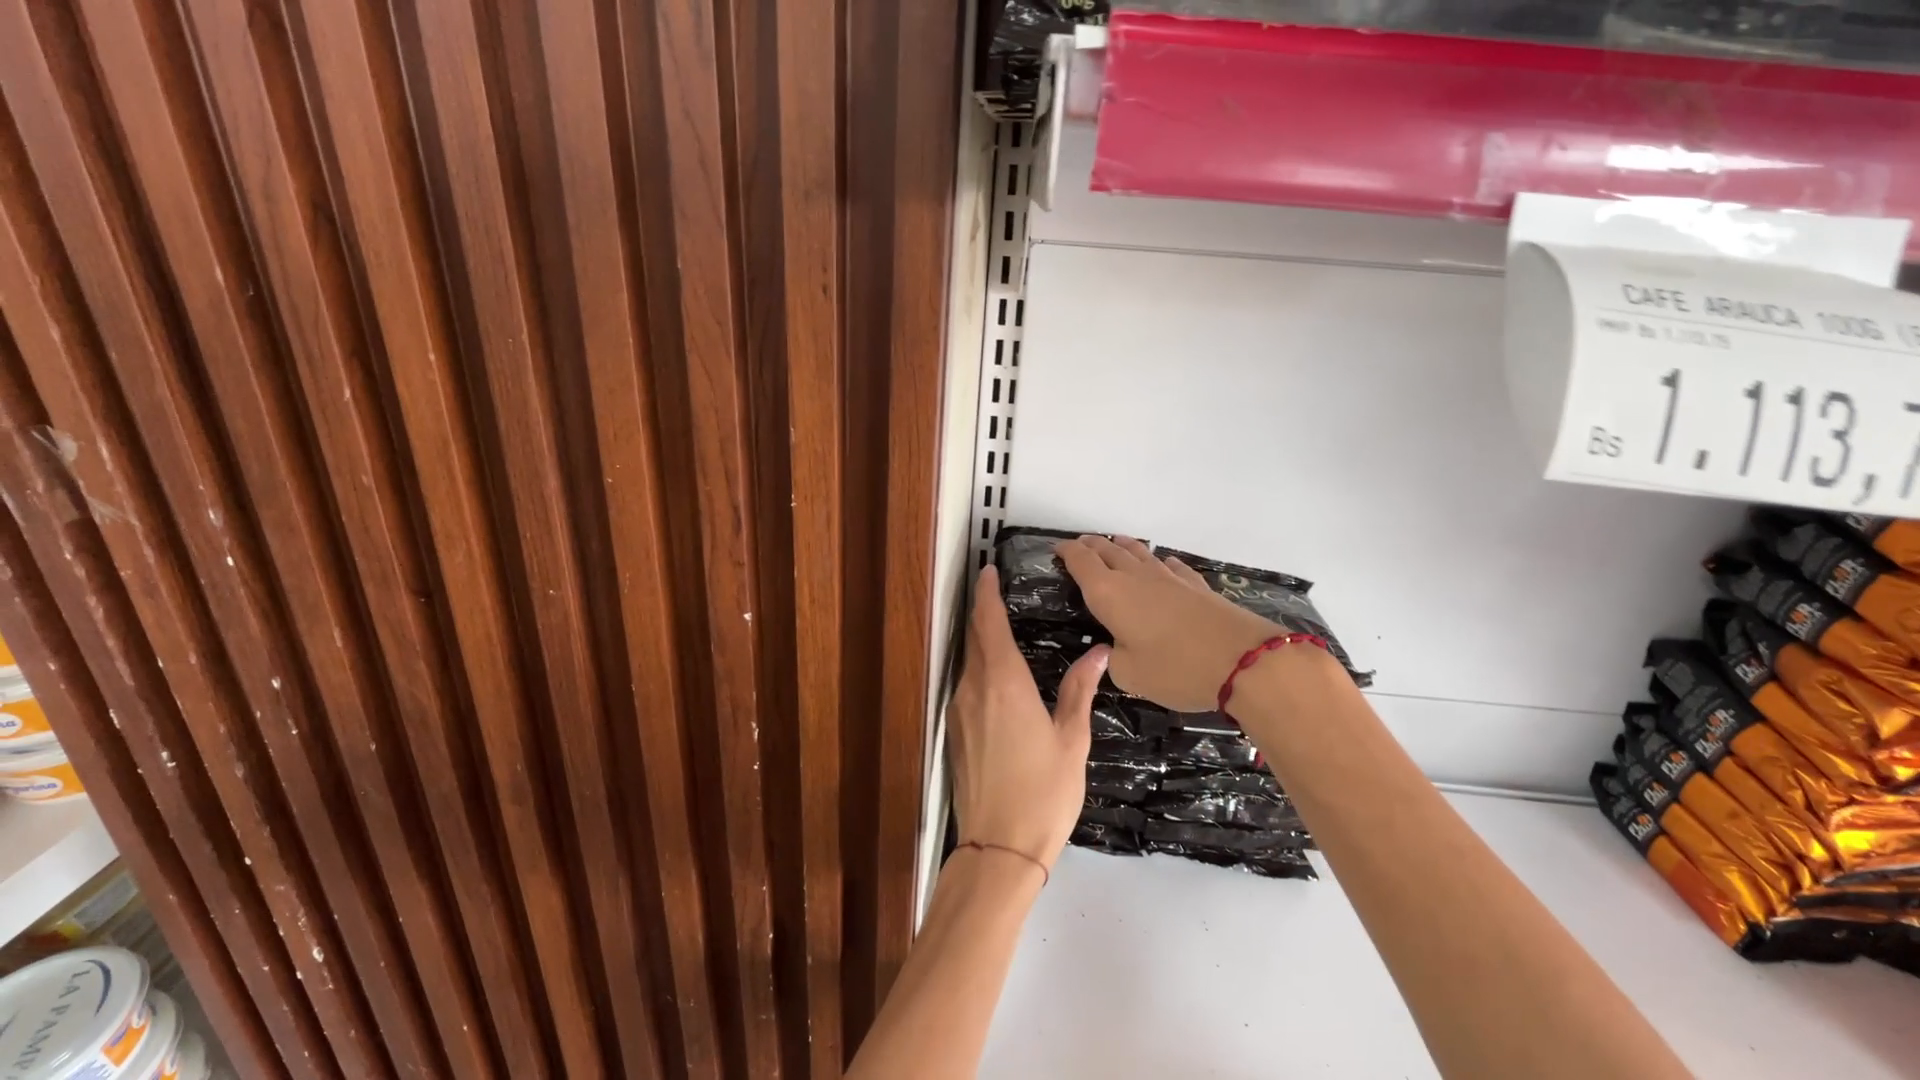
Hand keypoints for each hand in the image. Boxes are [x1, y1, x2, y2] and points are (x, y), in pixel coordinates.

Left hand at [950, 565, 1108, 871]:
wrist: (999, 848)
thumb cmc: (1043, 793)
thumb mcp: (1071, 740)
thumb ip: (1079, 691)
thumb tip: (1096, 654)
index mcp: (1004, 684)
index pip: (988, 624)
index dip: (986, 594)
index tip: (989, 571)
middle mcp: (973, 691)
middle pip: (974, 640)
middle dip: (984, 612)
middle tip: (1002, 594)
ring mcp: (959, 713)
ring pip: (968, 664)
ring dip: (981, 643)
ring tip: (1005, 631)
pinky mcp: (955, 734)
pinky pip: (966, 687)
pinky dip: (980, 671)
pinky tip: (999, 679)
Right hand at [1055, 535, 1280, 711]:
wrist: (1242, 660)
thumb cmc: (1175, 668)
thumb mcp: (1129, 675)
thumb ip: (1113, 658)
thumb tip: (1115, 647)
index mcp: (1109, 594)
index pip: (1081, 561)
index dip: (1067, 552)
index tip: (1056, 550)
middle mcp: (1135, 577)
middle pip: (1108, 550)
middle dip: (1091, 546)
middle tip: (1080, 546)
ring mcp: (1169, 578)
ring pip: (1139, 552)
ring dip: (1122, 547)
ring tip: (1112, 544)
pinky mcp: (1196, 585)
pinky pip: (1169, 565)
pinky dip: (1157, 562)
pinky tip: (1162, 564)